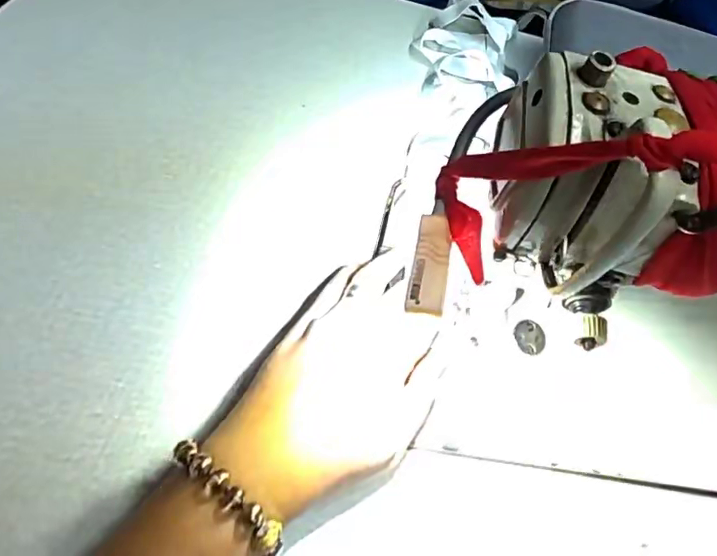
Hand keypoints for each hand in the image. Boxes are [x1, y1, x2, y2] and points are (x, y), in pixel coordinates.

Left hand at [202, 253, 444, 522]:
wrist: (260, 467)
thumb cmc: (330, 458)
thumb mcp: (396, 433)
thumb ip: (427, 383)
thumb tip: (447, 349)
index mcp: (395, 350)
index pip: (433, 309)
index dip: (448, 295)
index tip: (456, 285)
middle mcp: (367, 326)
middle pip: (406, 285)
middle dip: (429, 265)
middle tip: (441, 250)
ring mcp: (333, 320)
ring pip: (371, 276)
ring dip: (393, 259)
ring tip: (405, 249)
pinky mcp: (303, 324)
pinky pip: (334, 285)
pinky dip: (353, 269)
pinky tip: (359, 265)